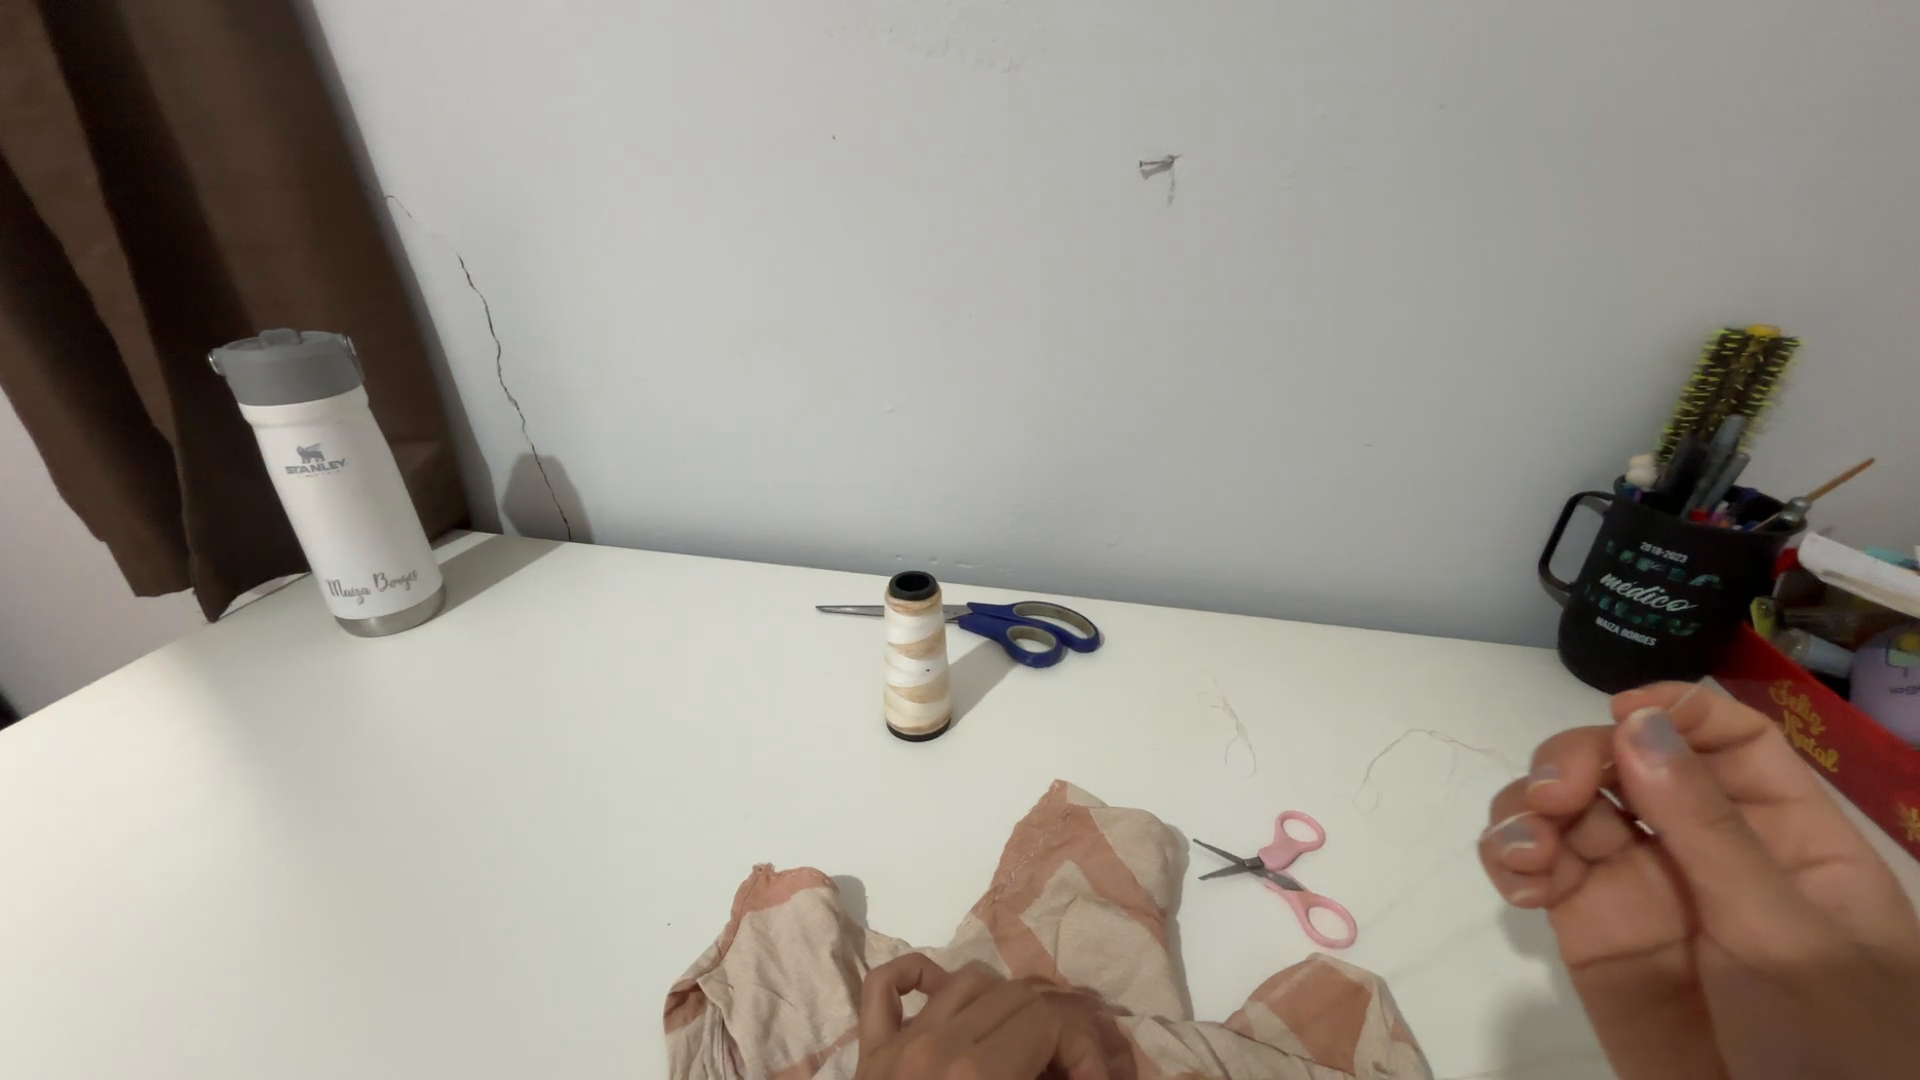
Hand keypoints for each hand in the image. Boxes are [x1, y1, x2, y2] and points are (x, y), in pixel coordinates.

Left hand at [853, 955, 1108, 1079]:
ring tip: (1023, 1044)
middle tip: (1067, 1075)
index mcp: (978, 1074)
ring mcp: (898, 1044)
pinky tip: (940, 992)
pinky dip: (913, 975)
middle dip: (1055, 1028)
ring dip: (1003, 1001)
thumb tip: (1088, 1075)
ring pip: (966, 980)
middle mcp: (937, 1044)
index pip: (1050, 1021)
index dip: (1085, 1050)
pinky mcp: (869, 1056)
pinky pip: (884, 987)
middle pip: (1017, 995)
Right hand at [1480, 682, 1919, 1078]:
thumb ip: (1705, 826)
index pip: (1728, 740)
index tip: (1620, 712)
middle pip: (1619, 759)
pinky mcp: (1578, 917)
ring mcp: (1631, 880)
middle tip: (1552, 795)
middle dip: (1572, 762)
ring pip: (1559, 803)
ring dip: (1526, 809)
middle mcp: (1696, 844)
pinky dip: (1507, 857)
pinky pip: (1527, 862)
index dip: (1676, 711)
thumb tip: (1635, 720)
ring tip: (1528, 855)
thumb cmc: (1835, 1046)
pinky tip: (1517, 883)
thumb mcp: (1785, 935)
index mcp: (1780, 837)